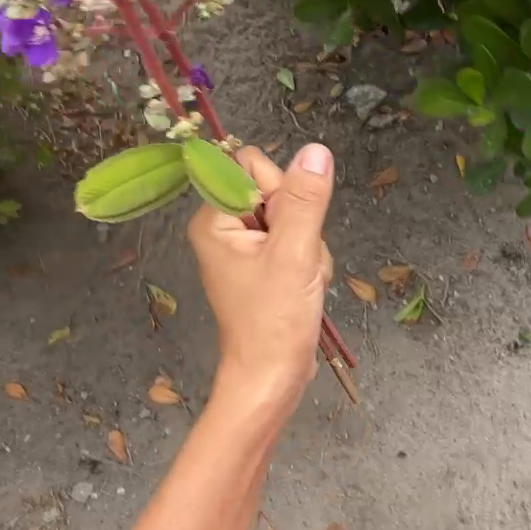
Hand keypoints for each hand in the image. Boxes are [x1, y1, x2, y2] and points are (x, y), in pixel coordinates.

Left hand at [187, 143, 333, 405]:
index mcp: (214, 219)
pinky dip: (310, 262)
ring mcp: (245, 249)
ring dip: (310, 247)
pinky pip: (297, 243)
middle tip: (296, 261)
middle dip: (301, 224)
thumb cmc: (274, 322)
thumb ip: (305, 200)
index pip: (251, 166)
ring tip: (302, 280)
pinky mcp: (265, 267)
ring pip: (295, 218)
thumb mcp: (294, 254)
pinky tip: (307, 287)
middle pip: (278, 192)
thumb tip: (316, 151)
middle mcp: (224, 229)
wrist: (272, 379)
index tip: (284, 229)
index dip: (279, 191)